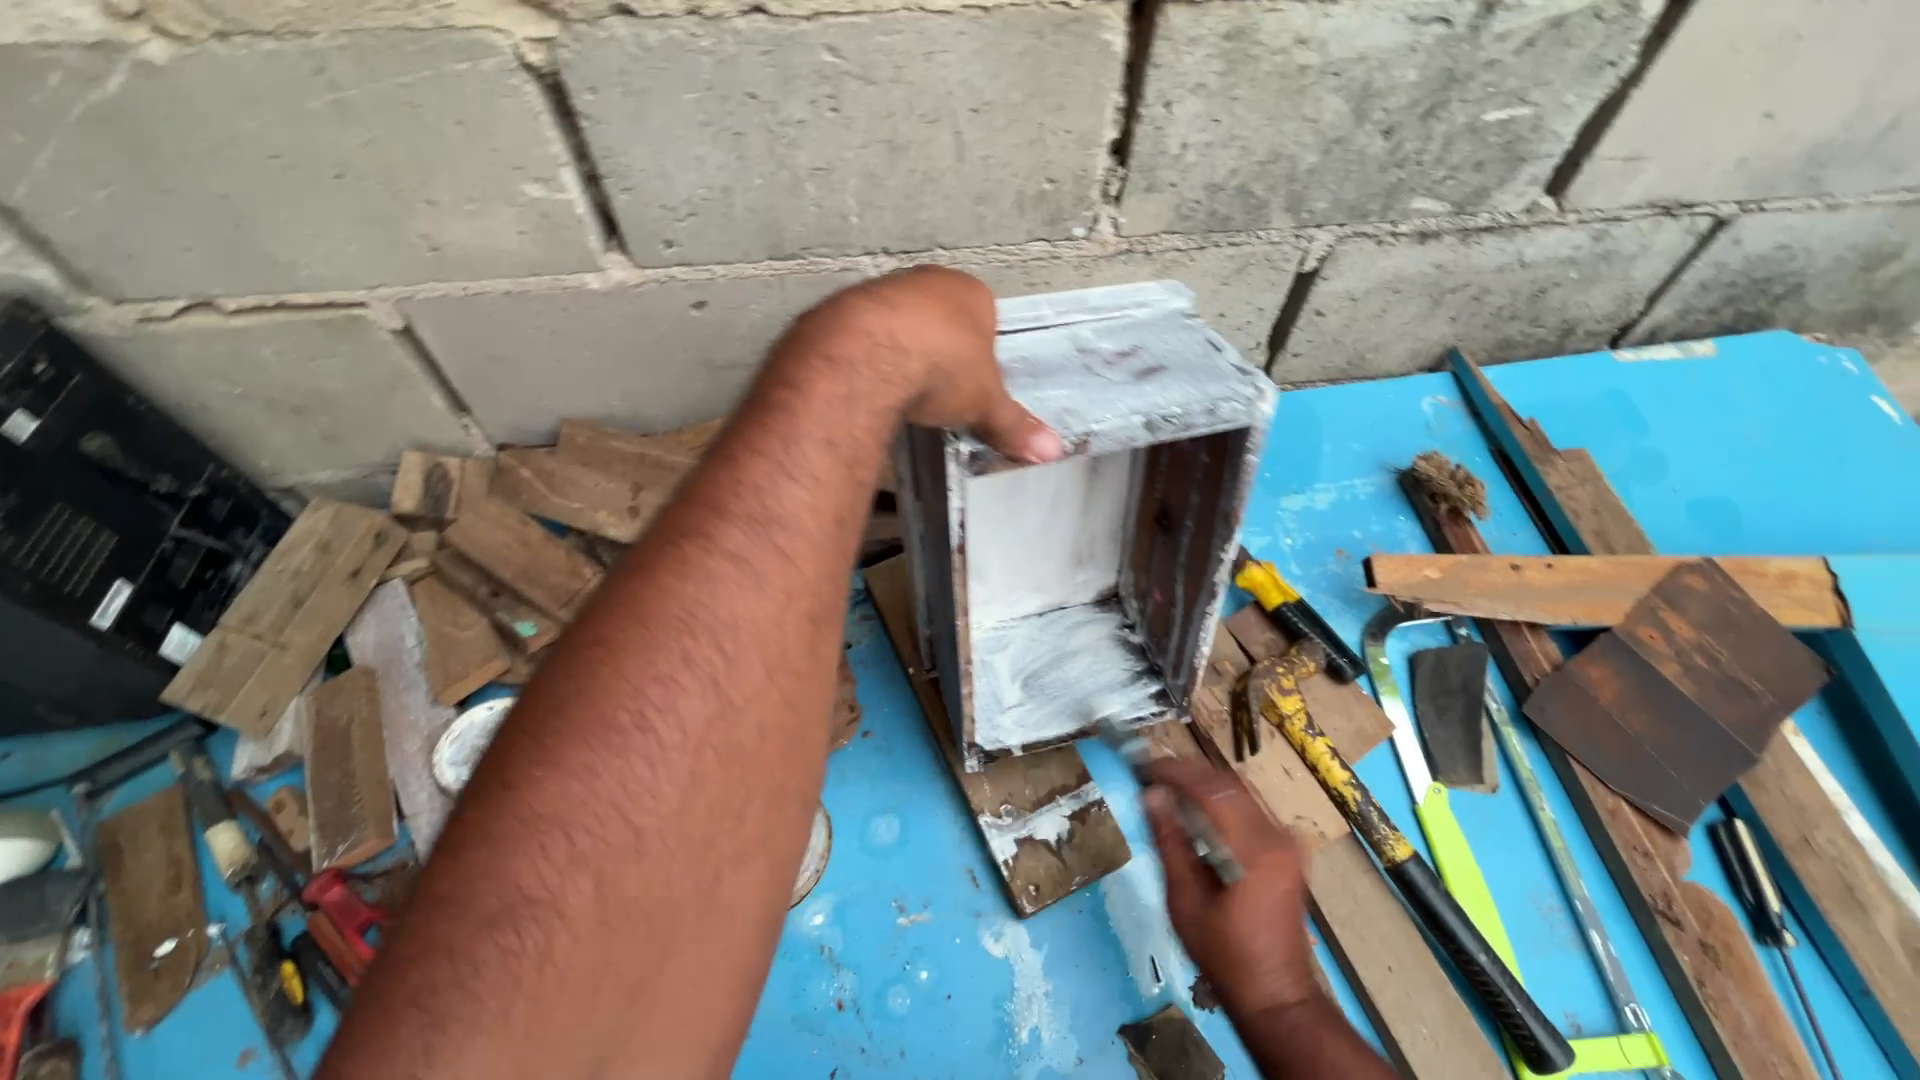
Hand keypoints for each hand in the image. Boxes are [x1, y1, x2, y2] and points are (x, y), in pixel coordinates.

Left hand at [785, 266, 1062, 463]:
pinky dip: (862, 360)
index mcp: (970, 293)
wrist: (866, 355)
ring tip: (898, 394)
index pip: (983, 318)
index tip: (969, 384)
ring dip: (897, 353)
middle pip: (936, 318)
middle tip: (935, 393)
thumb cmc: (939, 366)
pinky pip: (858, 337)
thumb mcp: (985, 403)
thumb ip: (1014, 425)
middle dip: (936, 351)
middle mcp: (924, 282)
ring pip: (895, 324)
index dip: (977, 354)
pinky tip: (865, 388)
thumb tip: (1049, 449)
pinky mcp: (840, 310)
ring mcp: (879, 291)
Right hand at [1144, 758, 1318, 1018]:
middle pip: (1229, 783)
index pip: (1211, 789)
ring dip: (1203, 784)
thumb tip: (1151, 796)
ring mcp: (1288, 841)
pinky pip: (1251, 808)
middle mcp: (1278, 836)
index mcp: (1254, 849)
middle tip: (1150, 775)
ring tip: (1167, 788)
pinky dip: (1220, 801)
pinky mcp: (1288, 850)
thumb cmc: (1225, 955)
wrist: (1276, 994)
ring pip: (1241, 791)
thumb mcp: (1185, 900)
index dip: (1174, 772)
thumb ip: (1170, 842)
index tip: (1143, 768)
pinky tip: (1195, 811)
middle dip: (1188, 773)